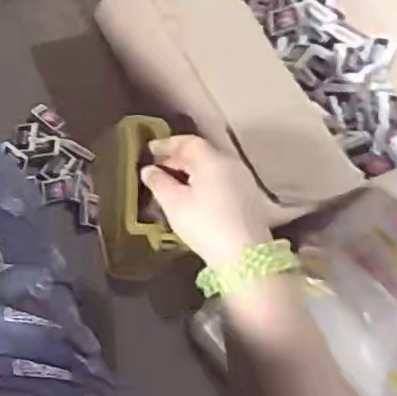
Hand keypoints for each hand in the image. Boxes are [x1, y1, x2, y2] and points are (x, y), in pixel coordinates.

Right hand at [140, 135, 273, 264]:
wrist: (242, 253)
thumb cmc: (204, 223)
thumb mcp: (173, 203)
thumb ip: (158, 182)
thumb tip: (149, 170)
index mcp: (212, 161)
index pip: (188, 142)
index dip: (167, 144)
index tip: (150, 148)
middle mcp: (230, 164)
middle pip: (201, 153)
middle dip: (177, 158)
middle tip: (157, 168)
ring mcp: (242, 180)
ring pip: (211, 167)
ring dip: (190, 170)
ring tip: (172, 183)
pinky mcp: (247, 196)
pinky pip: (220, 179)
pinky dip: (202, 181)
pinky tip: (192, 195)